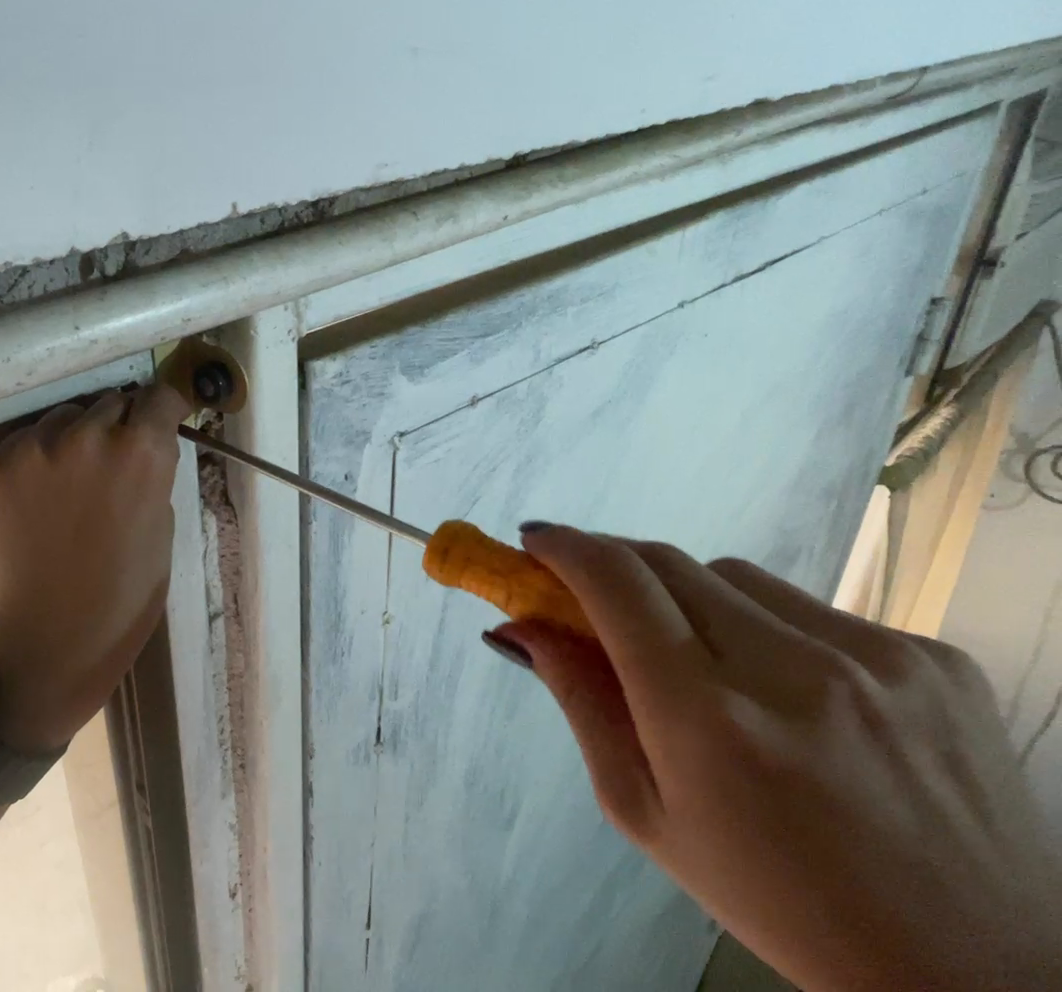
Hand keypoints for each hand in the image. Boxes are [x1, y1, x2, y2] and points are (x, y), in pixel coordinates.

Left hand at [0, 384, 192, 750]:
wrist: (55, 631)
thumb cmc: (127, 589)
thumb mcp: (162, 524)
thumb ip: (153, 472)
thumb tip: (143, 443)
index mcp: (141, 450)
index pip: (158, 396)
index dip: (162, 410)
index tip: (159, 420)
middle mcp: (88, 435)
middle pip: (109, 403)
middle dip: (117, 425)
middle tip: (112, 459)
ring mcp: (34, 448)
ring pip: (63, 417)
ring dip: (73, 437)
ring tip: (70, 478)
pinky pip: (23, 442)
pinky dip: (34, 460)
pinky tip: (38, 496)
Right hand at [492, 524, 1061, 991]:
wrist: (972, 965)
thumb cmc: (772, 897)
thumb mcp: (644, 812)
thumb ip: (580, 702)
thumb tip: (520, 624)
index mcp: (708, 719)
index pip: (617, 584)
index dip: (564, 548)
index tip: (533, 541)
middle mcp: (794, 669)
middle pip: (669, 562)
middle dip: (613, 564)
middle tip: (588, 595)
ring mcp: (879, 657)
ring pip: (738, 579)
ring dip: (691, 598)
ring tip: (703, 662)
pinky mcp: (937, 658)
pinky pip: (812, 609)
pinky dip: (769, 629)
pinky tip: (789, 693)